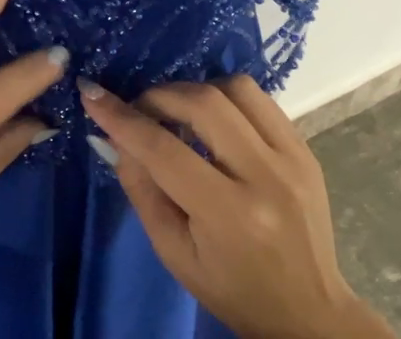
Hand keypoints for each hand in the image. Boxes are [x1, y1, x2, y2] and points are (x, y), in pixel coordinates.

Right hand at [80, 77, 397, 338]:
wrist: (309, 312)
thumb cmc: (232, 288)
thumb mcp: (172, 250)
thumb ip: (141, 188)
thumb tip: (114, 134)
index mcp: (229, 214)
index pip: (163, 148)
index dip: (121, 117)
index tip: (91, 94)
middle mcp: (265, 177)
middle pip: (201, 104)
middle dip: (157, 97)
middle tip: (138, 110)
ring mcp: (293, 159)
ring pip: (234, 89)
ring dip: (194, 91)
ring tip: (177, 113)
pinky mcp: (306, 150)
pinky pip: (260, 99)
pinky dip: (226, 98)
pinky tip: (212, 118)